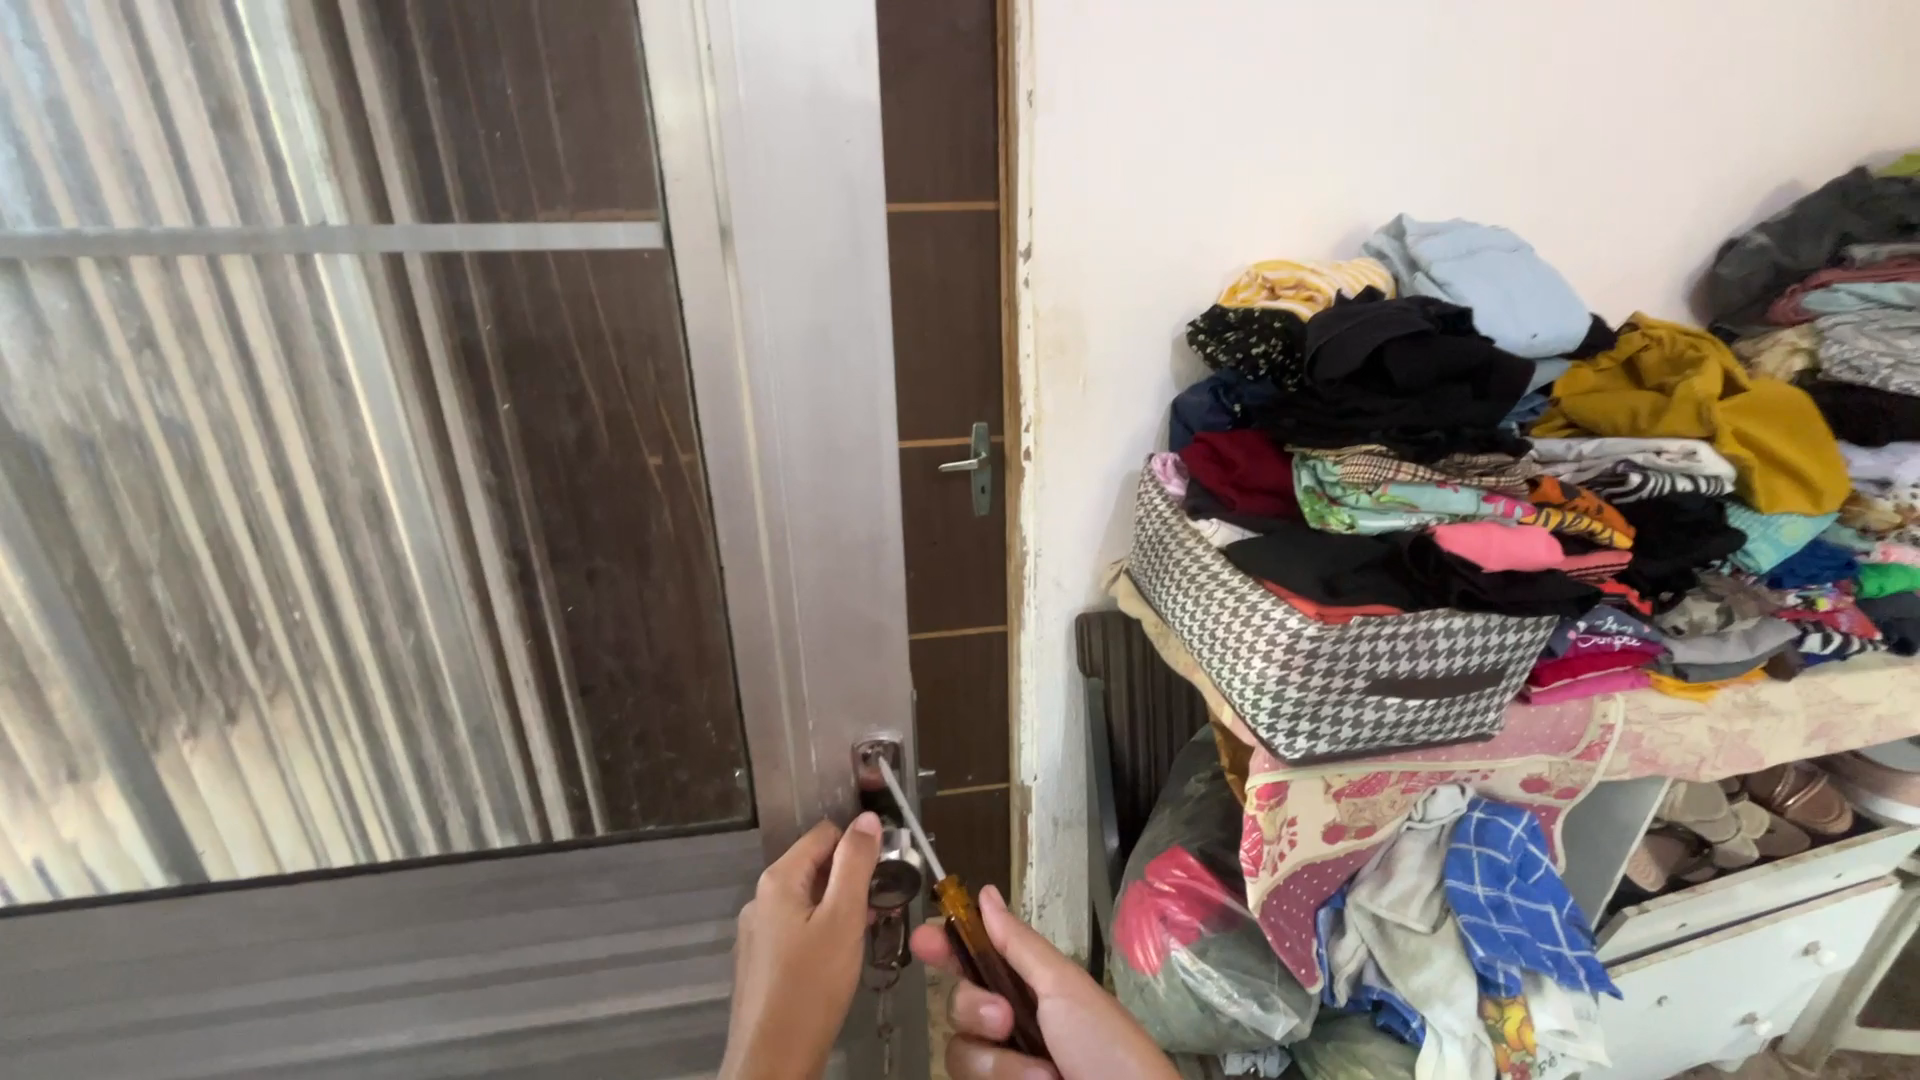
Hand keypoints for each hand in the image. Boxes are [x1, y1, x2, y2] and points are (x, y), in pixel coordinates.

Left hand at [720, 812, 882, 1079]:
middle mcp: (760, 898)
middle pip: (815, 866)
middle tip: (881, 905)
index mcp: (777, 880)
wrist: (772, 1063)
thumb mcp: (844, 919)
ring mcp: (757, 932)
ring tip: (866, 932)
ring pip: (807, 900)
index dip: (857, 844)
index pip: (824, 834)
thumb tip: (867, 818)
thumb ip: (856, 864)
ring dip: (839, 907)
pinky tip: (839, 959)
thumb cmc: (812, 986)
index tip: (884, 869)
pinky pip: (796, 928)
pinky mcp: (760, 962)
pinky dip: (821, 931)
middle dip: (850, 879)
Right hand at [910, 884, 1179, 1079]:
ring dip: (999, 1063)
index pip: (976, 957)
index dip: (946, 946)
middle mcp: (1012, 1024)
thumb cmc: (1106, 1045)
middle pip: (959, 1003)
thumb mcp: (1065, 985)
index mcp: (1030, 986)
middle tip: (1005, 1020)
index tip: (923, 942)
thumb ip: (1017, 943)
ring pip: (961, 1051)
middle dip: (975, 1007)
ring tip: (1043, 1076)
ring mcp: (1004, 1067)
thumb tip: (985, 893)